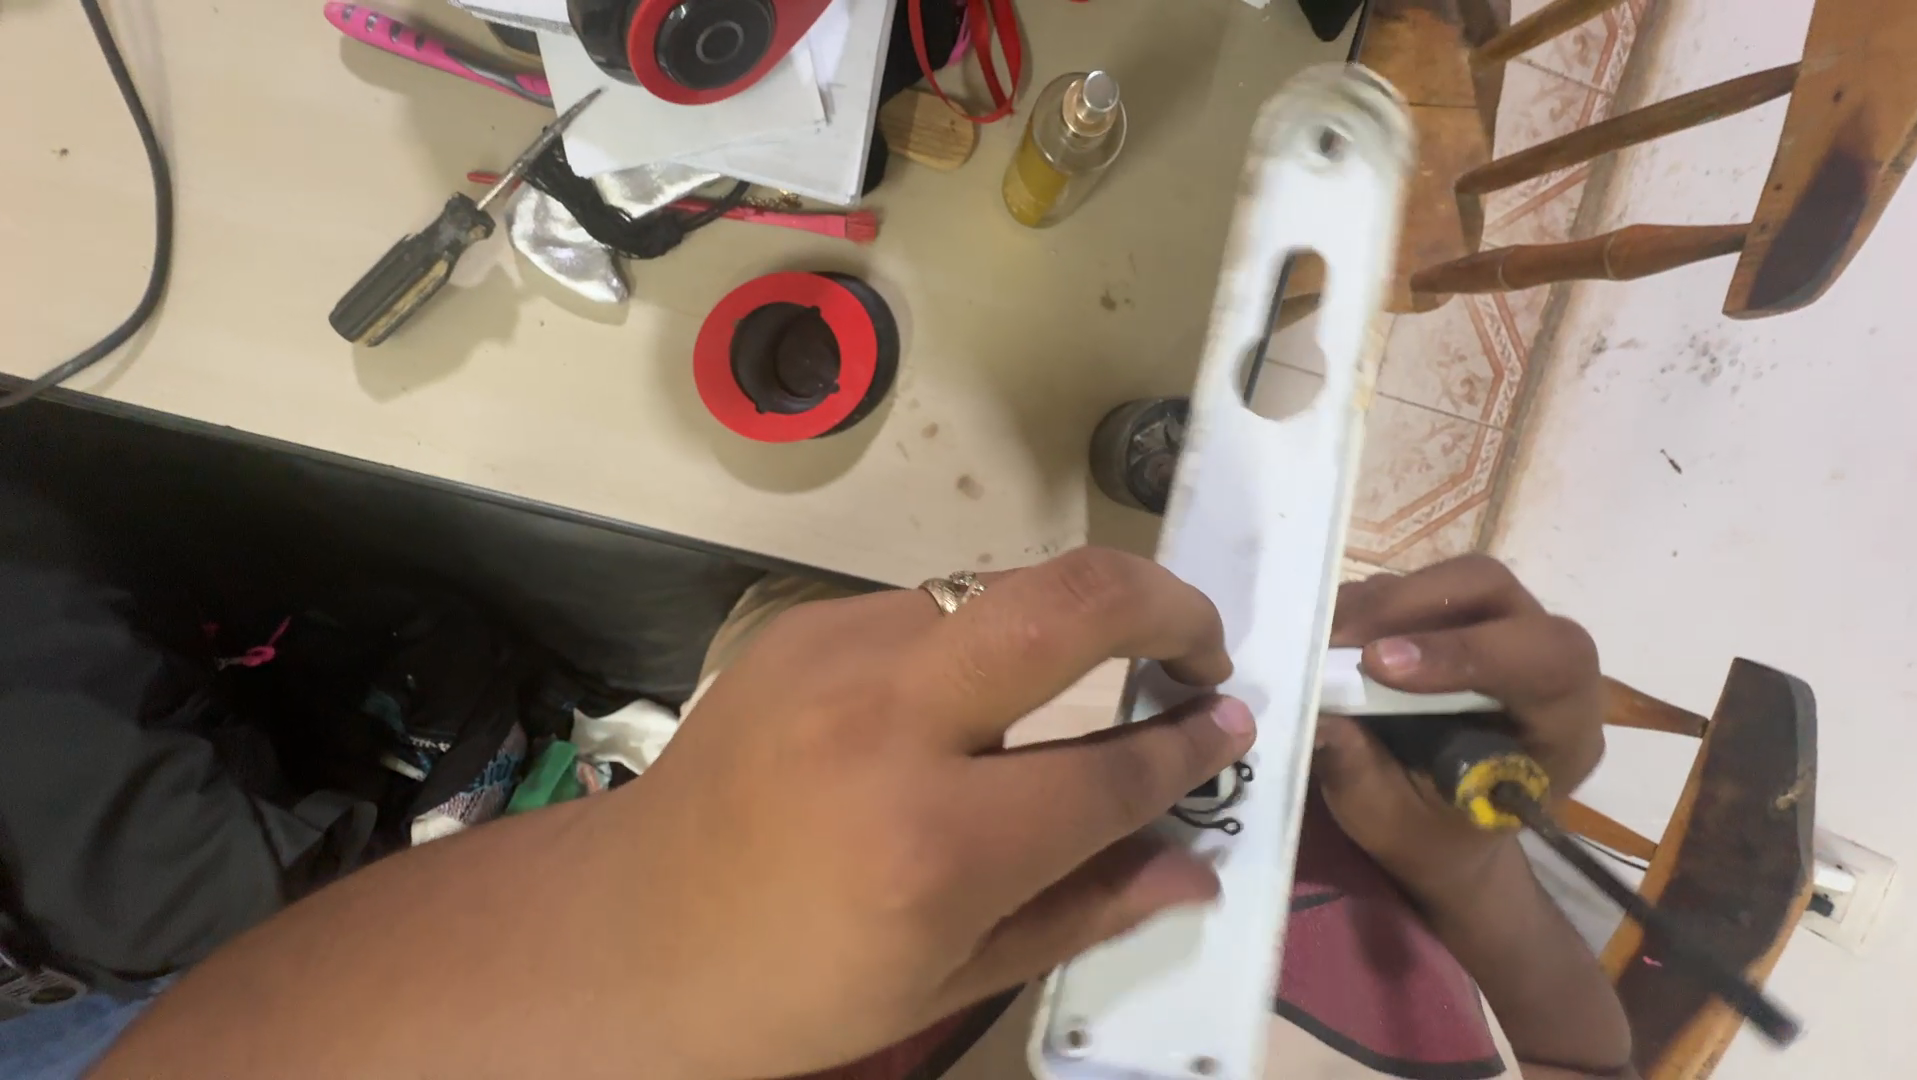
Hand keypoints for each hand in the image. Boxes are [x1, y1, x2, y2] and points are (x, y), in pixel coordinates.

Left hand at [617, 548, 1254, 1078]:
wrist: (631, 925)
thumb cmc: (796, 981)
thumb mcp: (953, 978)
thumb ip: (1089, 906)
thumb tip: (1198, 858)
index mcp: (932, 844)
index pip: (1107, 772)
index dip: (1187, 747)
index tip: (1228, 723)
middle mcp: (888, 721)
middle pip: (1066, 605)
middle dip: (1164, 605)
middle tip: (1201, 642)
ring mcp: (837, 650)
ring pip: (1003, 587)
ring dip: (1073, 615)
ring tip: (1096, 665)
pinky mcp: (805, 621)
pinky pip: (935, 607)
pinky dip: (987, 634)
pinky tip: (976, 687)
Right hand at [1313, 555, 1604, 910]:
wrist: (1434, 827)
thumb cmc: (1429, 832)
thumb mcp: (1388, 820)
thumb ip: (1358, 770)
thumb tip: (1316, 713)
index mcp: (1557, 723)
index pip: (1547, 659)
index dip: (1465, 650)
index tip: (1378, 666)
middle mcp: (1532, 659)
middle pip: (1491, 589)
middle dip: (1409, 604)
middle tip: (1338, 641)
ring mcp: (1484, 630)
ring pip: (1441, 580)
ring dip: (1373, 606)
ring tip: (1320, 645)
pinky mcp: (1436, 619)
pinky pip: (1399, 588)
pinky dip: (1356, 608)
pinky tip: (1325, 642)